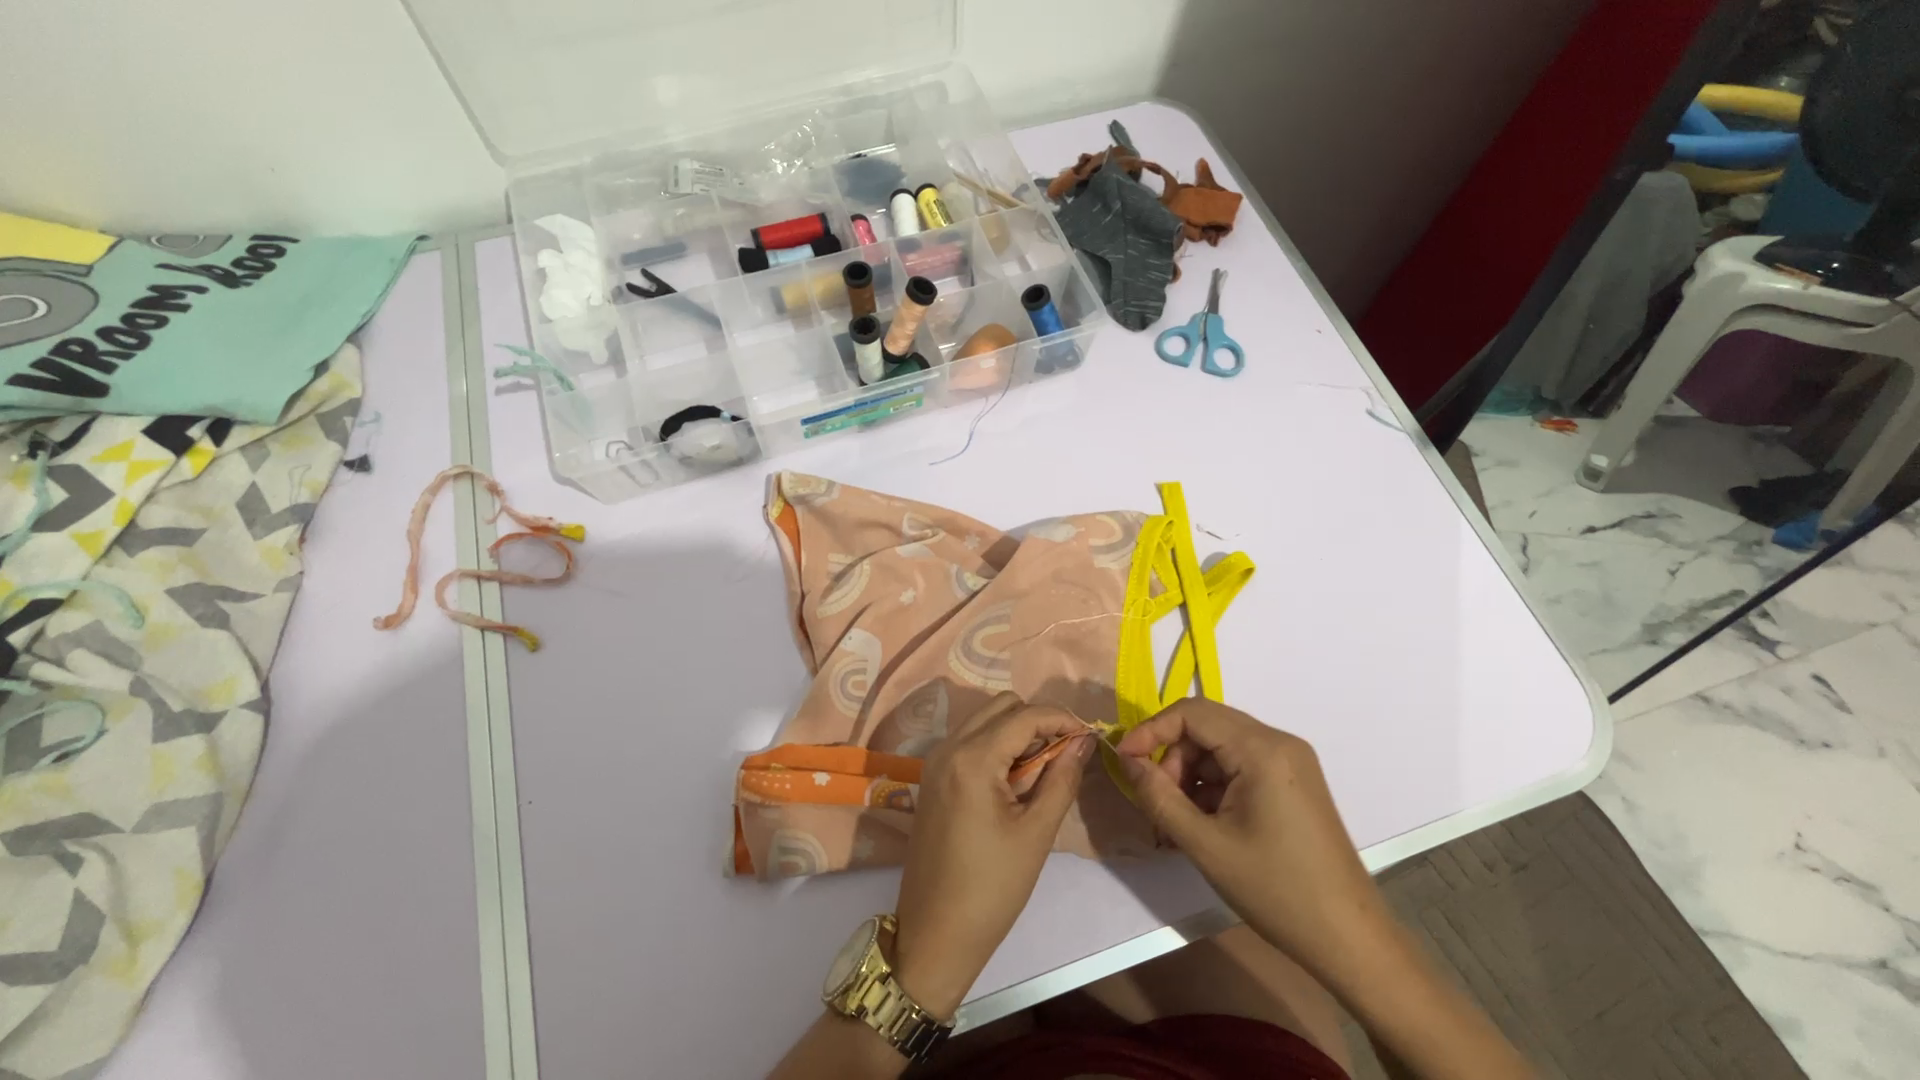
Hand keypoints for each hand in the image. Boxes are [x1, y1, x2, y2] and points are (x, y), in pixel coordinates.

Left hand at [891, 692, 1093, 1018]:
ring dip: (1017, 733)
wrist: (935, 933)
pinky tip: (1016, 782)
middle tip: (1065, 755)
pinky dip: (996, 747)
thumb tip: (1083, 741)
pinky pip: (969, 742)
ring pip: (984, 721)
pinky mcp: (932, 779)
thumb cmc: (992, 887)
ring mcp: (935, 762)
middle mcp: (948, 748)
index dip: (1062, 719)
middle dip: (1037, 721)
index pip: (1025, 714)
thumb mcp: (1036, 833)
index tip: (1089, 739)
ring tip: (1043, 771)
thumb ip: (1062, 778)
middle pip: (1001, 707)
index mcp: (972, 759)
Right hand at [1114, 698, 1386, 979]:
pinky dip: (1214, 786)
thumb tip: (1128, 761)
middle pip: (1207, 727)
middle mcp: (1280, 743)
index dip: (1151, 730)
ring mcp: (1291, 763)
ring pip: (1221, 748)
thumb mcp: (1205, 845)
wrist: (1346, 935)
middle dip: (1172, 757)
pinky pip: (1240, 766)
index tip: (1124, 762)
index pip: (1193, 713)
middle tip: (1158, 802)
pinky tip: (1205, 825)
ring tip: (1179, 822)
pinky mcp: (1293, 783)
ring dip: (1191, 775)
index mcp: (1263, 749)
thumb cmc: (1274, 889)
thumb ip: (1159, 796)